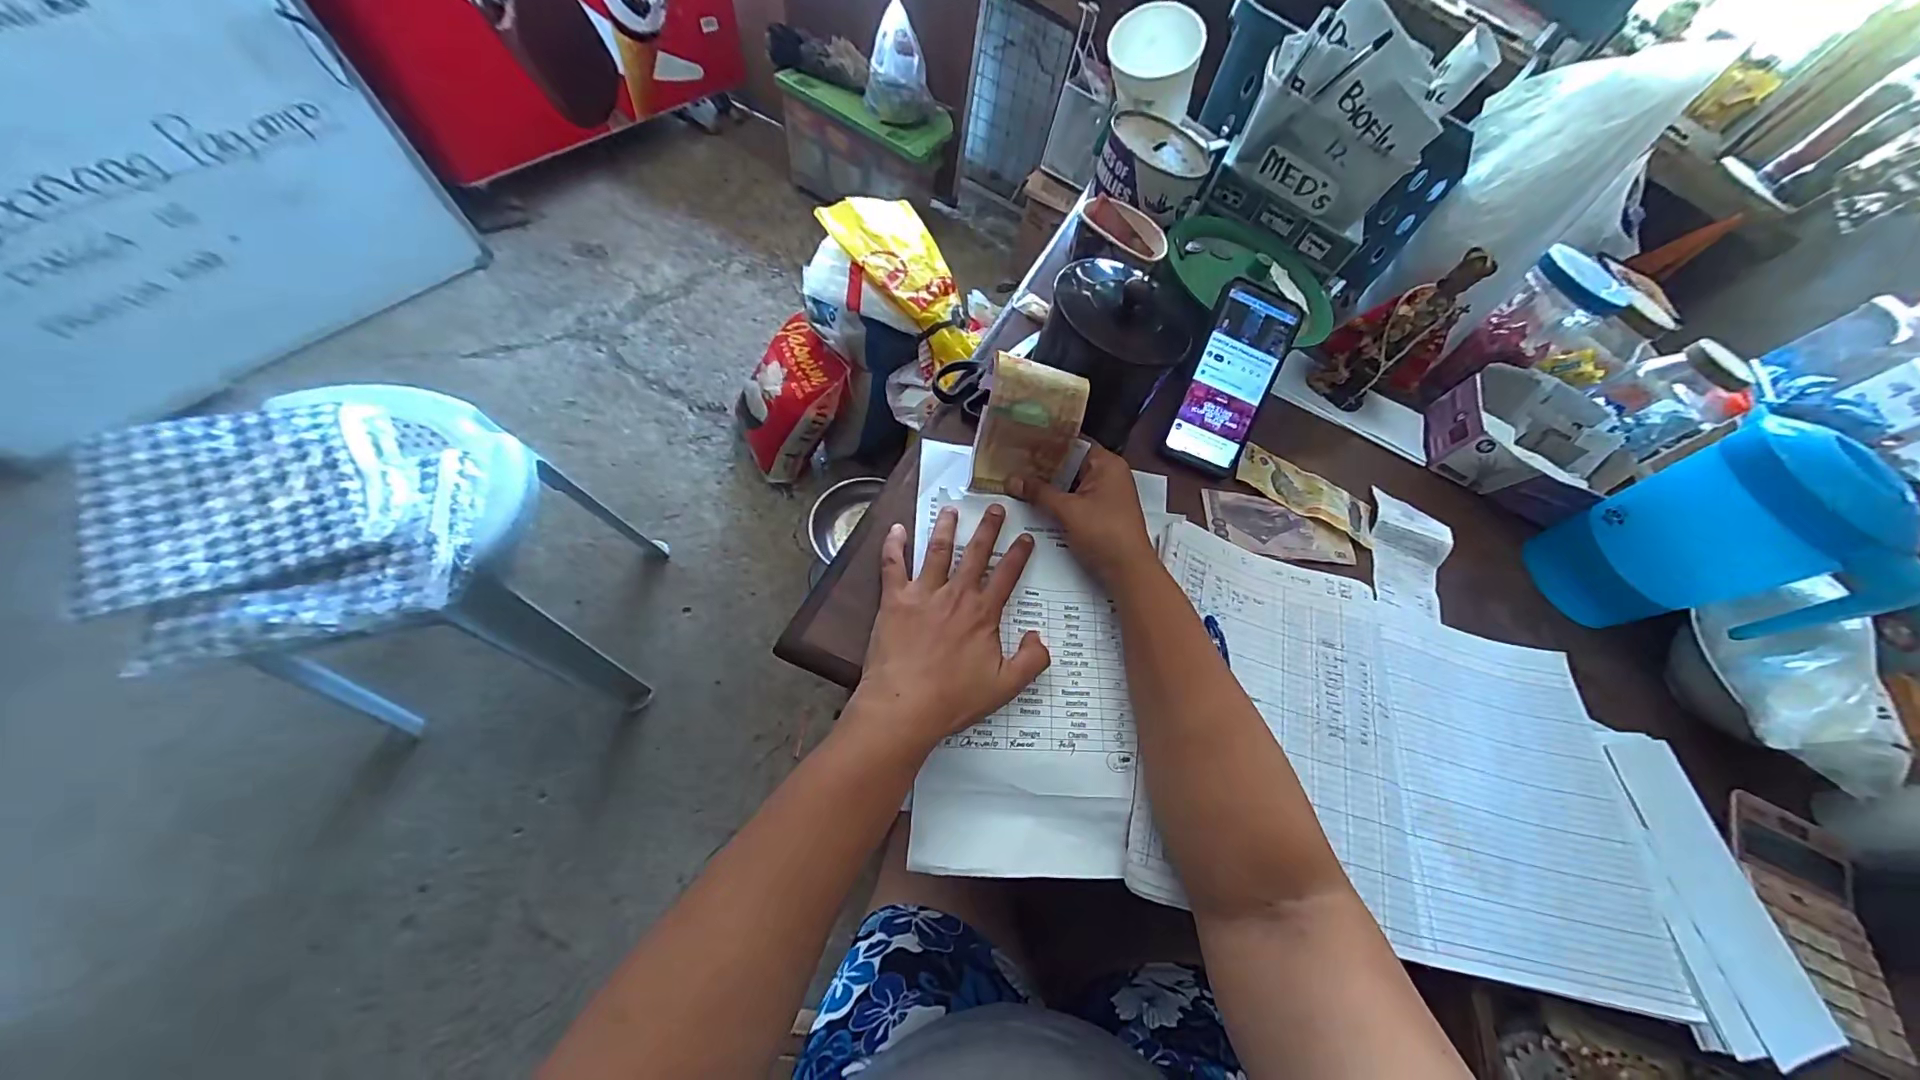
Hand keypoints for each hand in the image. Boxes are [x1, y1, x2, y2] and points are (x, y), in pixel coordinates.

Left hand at [850, 504, 1051, 752]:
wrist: (905, 705)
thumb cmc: (953, 698)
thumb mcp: (1005, 686)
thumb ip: (1031, 660)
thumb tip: (1039, 637)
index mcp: (982, 613)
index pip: (1007, 575)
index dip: (1019, 554)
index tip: (1025, 538)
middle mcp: (955, 596)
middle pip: (975, 553)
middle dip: (988, 528)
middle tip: (995, 508)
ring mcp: (923, 594)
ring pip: (937, 551)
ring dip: (946, 528)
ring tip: (951, 510)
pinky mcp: (894, 601)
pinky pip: (893, 565)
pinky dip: (894, 545)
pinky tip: (897, 529)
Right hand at [1009, 444, 1156, 586]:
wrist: (1129, 572)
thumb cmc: (1104, 534)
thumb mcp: (1068, 511)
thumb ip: (1039, 492)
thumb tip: (1012, 479)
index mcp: (1107, 464)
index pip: (1072, 443)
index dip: (1046, 442)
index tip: (1020, 441)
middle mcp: (1108, 475)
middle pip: (1070, 463)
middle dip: (1042, 466)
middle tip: (1011, 462)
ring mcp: (1105, 495)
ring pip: (1070, 483)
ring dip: (1048, 486)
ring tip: (1017, 480)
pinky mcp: (1100, 513)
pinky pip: (1074, 500)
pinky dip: (1057, 501)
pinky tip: (1033, 502)